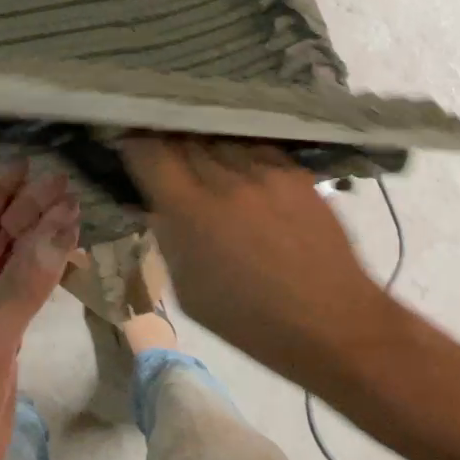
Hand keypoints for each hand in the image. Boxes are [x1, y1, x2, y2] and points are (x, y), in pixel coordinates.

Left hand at [0, 161, 79, 459]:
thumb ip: (26, 279)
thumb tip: (62, 223)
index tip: (27, 161)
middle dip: (27, 208)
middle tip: (65, 183)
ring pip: (11, 260)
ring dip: (38, 237)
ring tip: (73, 211)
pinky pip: (21, 288)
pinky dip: (42, 270)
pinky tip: (64, 257)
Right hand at [120, 133, 386, 366]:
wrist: (335, 324)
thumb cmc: (252, 321)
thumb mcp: (189, 288)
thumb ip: (168, 235)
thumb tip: (155, 201)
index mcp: (192, 212)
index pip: (148, 152)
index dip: (131, 143)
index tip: (125, 142)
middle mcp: (225, 181)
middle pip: (182, 137)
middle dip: (165, 139)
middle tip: (157, 146)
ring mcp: (263, 171)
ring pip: (218, 136)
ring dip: (201, 141)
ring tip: (196, 149)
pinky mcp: (294, 170)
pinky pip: (253, 145)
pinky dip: (237, 148)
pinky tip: (235, 159)